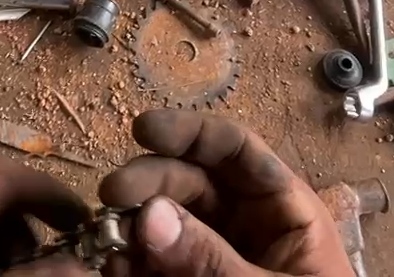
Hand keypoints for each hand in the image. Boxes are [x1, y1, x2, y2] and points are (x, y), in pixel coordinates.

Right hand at [99, 111, 352, 276]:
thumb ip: (211, 261)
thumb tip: (148, 214)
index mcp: (285, 212)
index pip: (238, 151)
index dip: (191, 132)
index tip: (142, 129)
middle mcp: (248, 225)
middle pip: (194, 180)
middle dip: (151, 181)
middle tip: (112, 196)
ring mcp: (219, 256)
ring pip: (169, 219)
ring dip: (136, 222)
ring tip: (108, 236)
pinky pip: (159, 261)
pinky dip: (135, 261)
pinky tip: (113, 266)